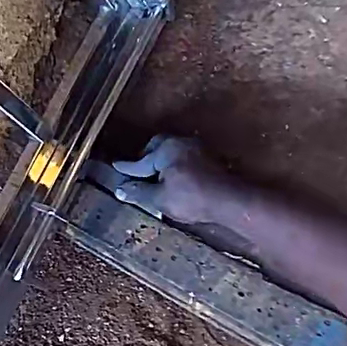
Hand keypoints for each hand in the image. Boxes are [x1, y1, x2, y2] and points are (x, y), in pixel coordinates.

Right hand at [110, 135, 242, 224]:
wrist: (229, 202)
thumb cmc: (193, 199)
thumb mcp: (159, 199)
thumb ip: (138, 192)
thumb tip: (121, 189)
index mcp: (166, 149)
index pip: (141, 161)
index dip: (128, 168)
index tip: (116, 166)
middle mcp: (182, 143)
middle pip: (157, 147)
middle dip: (146, 158)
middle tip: (138, 171)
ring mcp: (198, 150)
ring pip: (173, 152)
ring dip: (163, 163)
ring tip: (156, 176)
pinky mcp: (210, 160)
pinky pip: (185, 159)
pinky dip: (176, 167)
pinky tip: (175, 180)